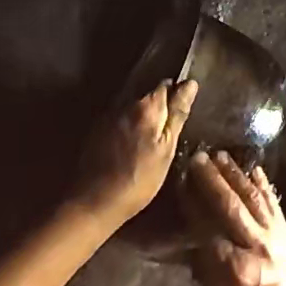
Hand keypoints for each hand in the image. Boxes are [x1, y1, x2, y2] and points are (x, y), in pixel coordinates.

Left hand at [70, 79, 197, 226]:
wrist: (94, 201)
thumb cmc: (139, 179)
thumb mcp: (166, 149)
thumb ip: (177, 114)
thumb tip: (191, 83)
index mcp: (147, 105)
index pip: (167, 84)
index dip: (177, 95)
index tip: (181, 112)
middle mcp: (126, 101)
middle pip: (148, 91)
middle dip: (159, 102)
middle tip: (167, 127)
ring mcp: (108, 113)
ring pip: (133, 103)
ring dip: (142, 112)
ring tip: (150, 134)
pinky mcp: (96, 127)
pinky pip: (119, 115)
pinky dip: (128, 122)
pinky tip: (131, 141)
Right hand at [184, 151, 285, 285]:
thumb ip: (207, 270)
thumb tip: (192, 243)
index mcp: (235, 269)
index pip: (208, 230)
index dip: (193, 206)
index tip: (181, 184)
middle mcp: (256, 245)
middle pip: (230, 206)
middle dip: (213, 180)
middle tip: (198, 158)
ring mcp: (274, 235)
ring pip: (252, 197)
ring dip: (235, 174)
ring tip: (221, 155)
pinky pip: (272, 202)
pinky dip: (262, 184)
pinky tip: (254, 168)